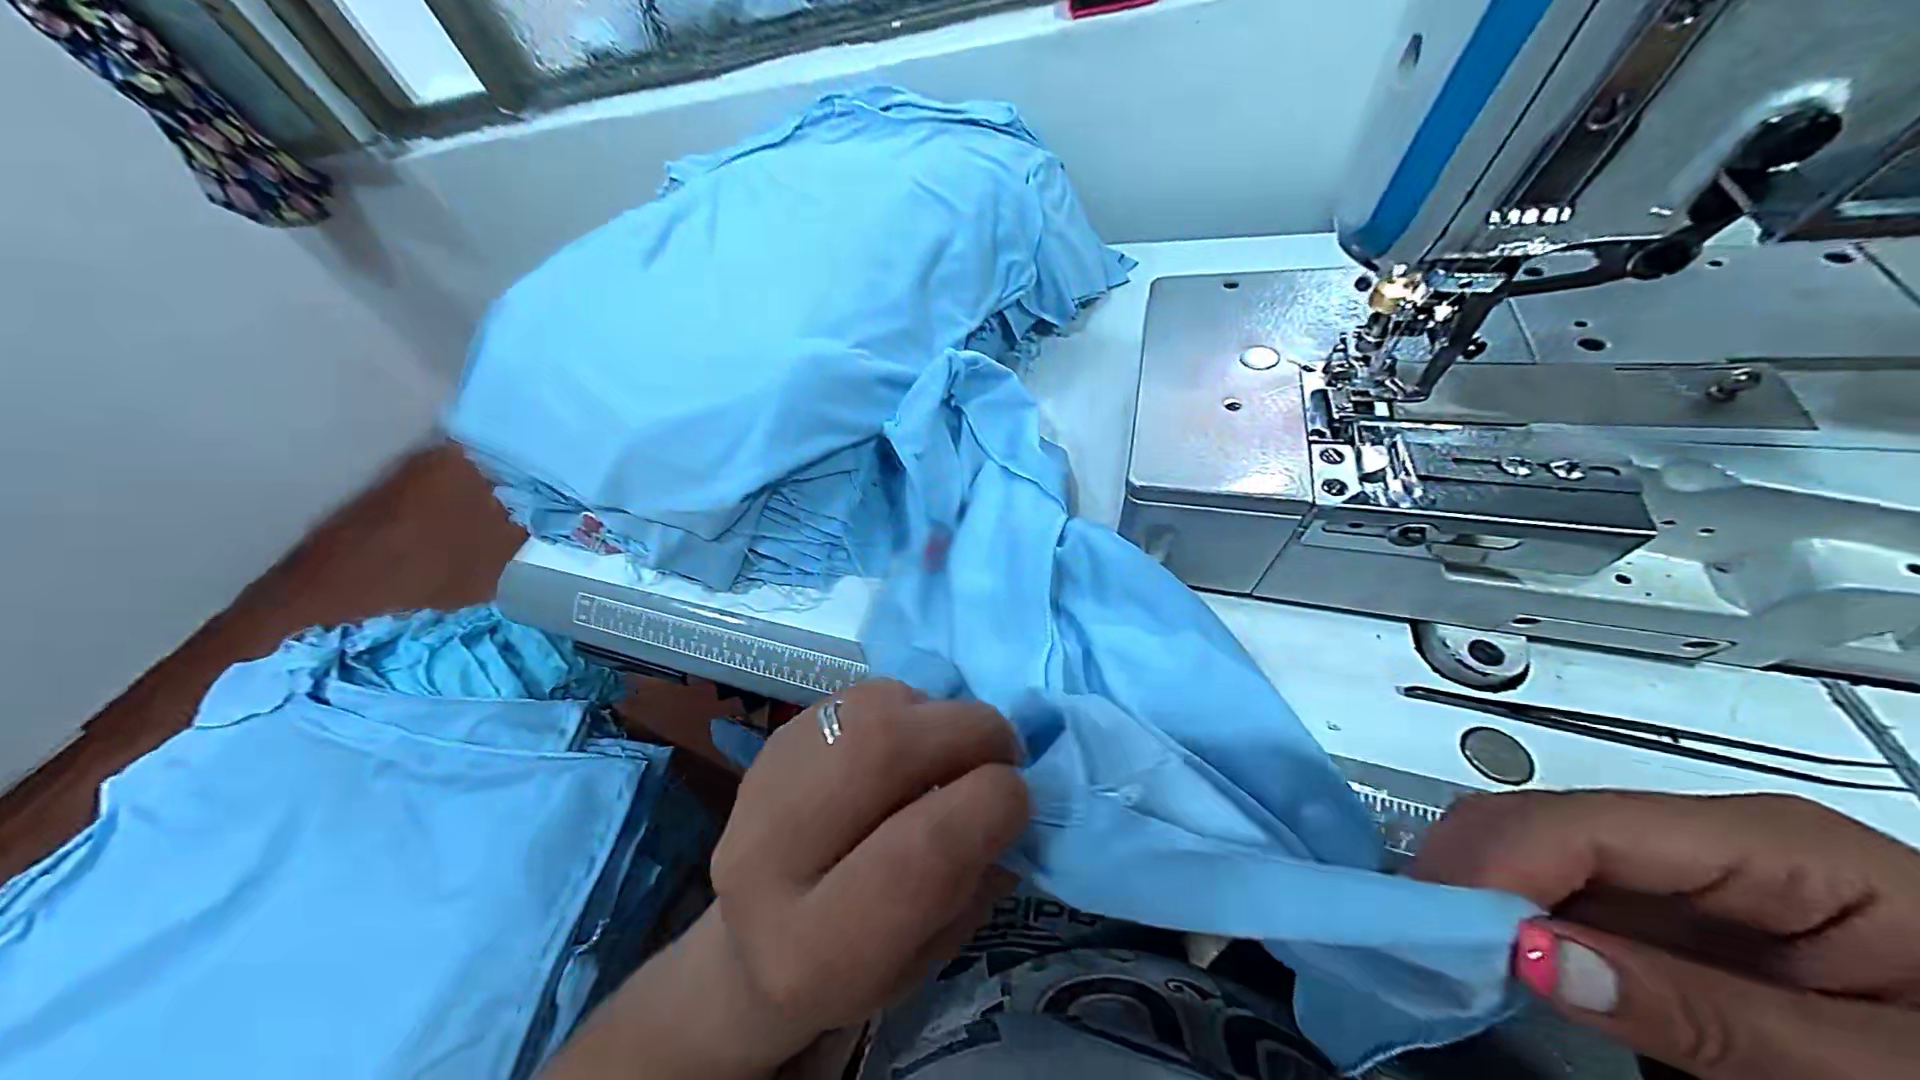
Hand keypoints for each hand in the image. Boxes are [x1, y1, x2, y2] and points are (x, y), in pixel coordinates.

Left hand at [548, 679, 1028, 1078]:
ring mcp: (761, 785)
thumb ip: (975, 878)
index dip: (991, 806)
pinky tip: (913, 739)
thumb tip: (1017, 792)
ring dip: (938, 714)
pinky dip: (907, 707)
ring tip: (956, 746)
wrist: (752, 944)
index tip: (1021, 796)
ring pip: (871, 710)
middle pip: (882, 750)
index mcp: (813, 950)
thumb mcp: (928, 955)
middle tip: (1003, 752)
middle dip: (970, 734)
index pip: (921, 853)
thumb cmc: (856, 966)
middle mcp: (769, 858)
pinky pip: (859, 699)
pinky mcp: (772, 742)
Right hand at [1411, 791, 1919, 1079]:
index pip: (1581, 823)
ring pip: (1525, 849)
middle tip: (1436, 954)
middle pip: (1535, 819)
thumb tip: (1534, 959)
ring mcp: (1673, 870)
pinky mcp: (1658, 908)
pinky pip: (1552, 894)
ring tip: (1456, 959)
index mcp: (1768, 842)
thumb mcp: (1877, 1067)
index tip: (1443, 936)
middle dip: (1468, 875)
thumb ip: (1709, 1015)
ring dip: (1475, 898)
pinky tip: (1496, 954)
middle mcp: (1698, 836)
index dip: (1496, 866)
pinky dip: (1506, 921)